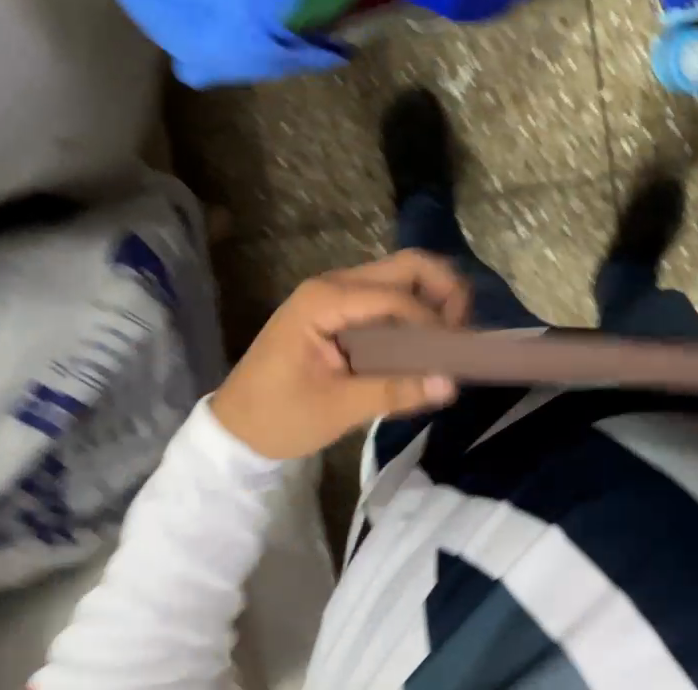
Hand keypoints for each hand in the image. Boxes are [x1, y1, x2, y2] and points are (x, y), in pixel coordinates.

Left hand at [210, 250, 471, 459]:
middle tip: (463, 330)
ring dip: (435, 297)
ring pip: (405, 275)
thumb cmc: (278, 418)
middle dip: (445, 290)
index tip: (453, 357)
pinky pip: (394, 294)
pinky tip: (429, 341)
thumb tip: (451, 384)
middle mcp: (335, 283)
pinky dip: (420, 309)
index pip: (395, 297)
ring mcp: (340, 292)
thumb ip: (394, 392)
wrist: (234, 430)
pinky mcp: (346, 307)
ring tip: (451, 337)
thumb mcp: (335, 409)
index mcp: (324, 300)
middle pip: (408, 266)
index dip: (431, 322)